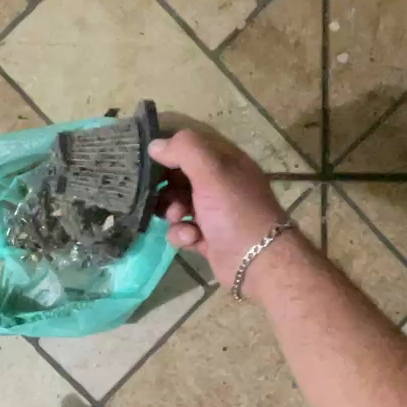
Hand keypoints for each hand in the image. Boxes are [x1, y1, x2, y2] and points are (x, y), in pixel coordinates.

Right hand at [150, 128, 293, 295]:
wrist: (257, 261)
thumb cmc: (235, 211)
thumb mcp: (212, 172)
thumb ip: (185, 151)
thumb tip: (155, 145)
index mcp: (227, 162)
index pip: (192, 147)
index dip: (170, 151)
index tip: (150, 162)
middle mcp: (221, 185)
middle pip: (181, 178)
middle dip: (167, 187)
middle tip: (160, 195)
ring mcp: (215, 213)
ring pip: (179, 206)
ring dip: (172, 212)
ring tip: (177, 218)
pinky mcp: (208, 239)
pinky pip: (184, 231)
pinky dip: (182, 235)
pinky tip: (191, 239)